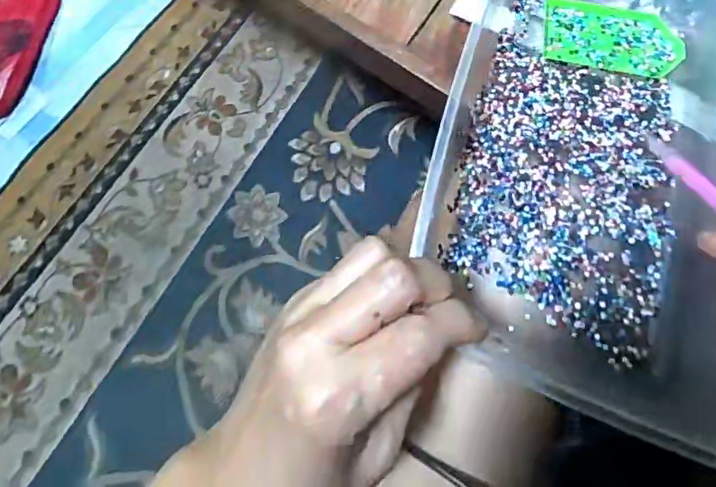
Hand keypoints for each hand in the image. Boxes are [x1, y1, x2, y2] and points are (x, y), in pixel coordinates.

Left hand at [157, 235, 485, 486]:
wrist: (237, 468)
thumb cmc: (313, 478)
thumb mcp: (376, 454)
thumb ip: (413, 388)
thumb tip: (446, 336)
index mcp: (335, 394)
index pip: (417, 334)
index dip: (460, 323)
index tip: (478, 328)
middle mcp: (314, 338)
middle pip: (394, 275)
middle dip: (436, 285)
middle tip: (450, 310)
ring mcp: (298, 309)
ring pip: (371, 250)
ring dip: (407, 268)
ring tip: (419, 299)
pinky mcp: (294, 295)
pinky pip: (348, 260)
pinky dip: (379, 270)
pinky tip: (386, 300)